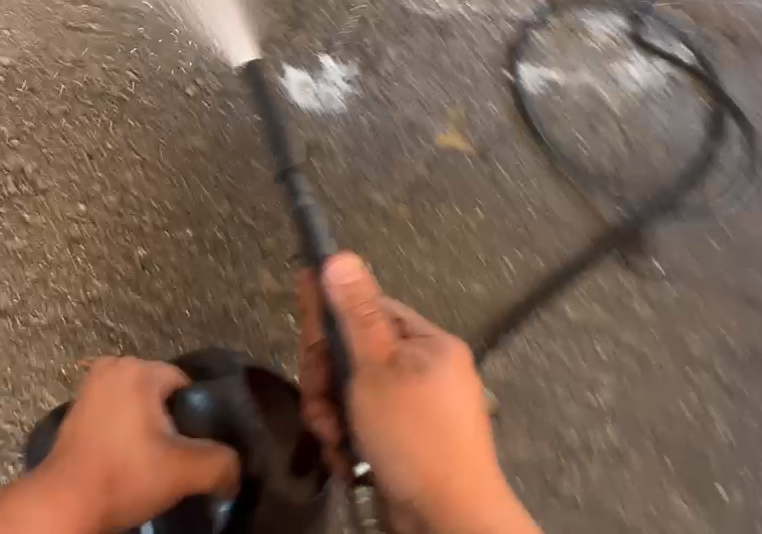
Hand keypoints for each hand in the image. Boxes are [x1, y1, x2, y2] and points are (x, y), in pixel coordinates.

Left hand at [32, 357, 241, 532]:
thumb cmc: (125, 475)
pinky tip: (129, 457)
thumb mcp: (184, 471)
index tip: (199, 447)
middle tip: (178, 457)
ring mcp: (92, 383)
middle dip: (172, 421)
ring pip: (138, 403)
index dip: (198, 416)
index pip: (185, 384)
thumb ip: (221, 462)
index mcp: (138, 369)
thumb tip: (235, 466)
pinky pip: (117, 410)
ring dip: (148, 427)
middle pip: (161, 392)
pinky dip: (126, 429)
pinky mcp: (79, 404)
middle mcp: (113, 365)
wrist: (68, 498)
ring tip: (153, 460)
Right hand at [298, 254, 538, 533]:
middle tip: (322, 404)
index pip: (363, 310)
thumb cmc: (415, 438)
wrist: (450, 525)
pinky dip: (345, 434)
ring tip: (332, 437)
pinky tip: (344, 455)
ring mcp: (414, 406)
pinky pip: (361, 418)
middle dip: (326, 379)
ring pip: (350, 387)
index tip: (311, 347)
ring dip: (330, 410)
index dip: (330, 326)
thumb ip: (354, 312)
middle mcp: (423, 369)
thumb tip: (339, 254)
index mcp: (427, 344)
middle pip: (351, 351)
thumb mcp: (377, 368)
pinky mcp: (403, 439)